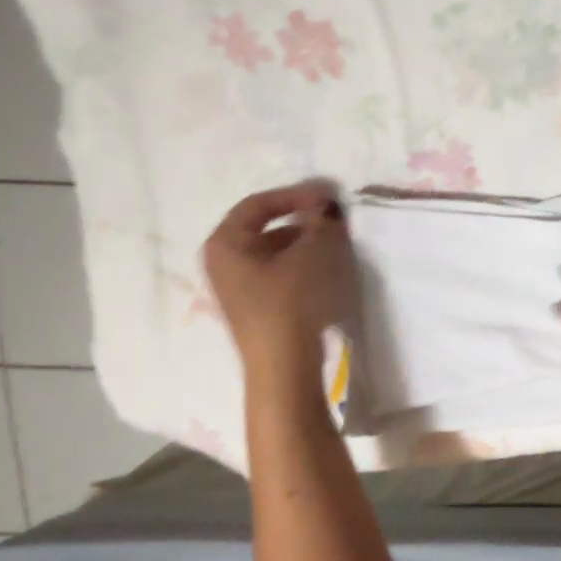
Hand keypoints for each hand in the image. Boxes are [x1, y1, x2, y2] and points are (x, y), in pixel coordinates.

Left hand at [203, 180, 356, 373]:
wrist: (284, 366)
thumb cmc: (290, 302)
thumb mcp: (313, 255)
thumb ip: (322, 225)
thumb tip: (327, 210)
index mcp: (224, 242)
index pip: (259, 204)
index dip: (297, 195)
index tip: (330, 197)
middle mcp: (223, 262)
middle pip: (266, 229)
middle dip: (304, 223)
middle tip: (336, 224)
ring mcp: (238, 289)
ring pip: (275, 255)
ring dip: (307, 247)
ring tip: (337, 249)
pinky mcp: (257, 310)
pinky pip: (280, 276)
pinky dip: (303, 268)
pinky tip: (326, 275)